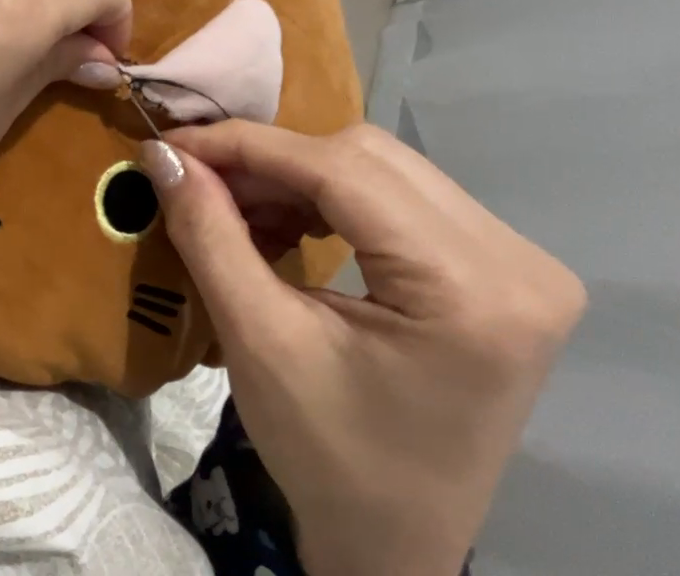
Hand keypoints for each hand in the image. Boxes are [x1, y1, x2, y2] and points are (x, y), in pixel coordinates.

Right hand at [141, 123, 586, 575]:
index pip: (344, 170)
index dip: (246, 146)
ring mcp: (518, 265)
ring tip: (236, 214)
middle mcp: (517, 261)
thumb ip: (209, 234)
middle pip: (370, 157)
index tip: (167, 146)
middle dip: (270, 161)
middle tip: (198, 185)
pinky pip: (399, 198)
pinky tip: (284, 230)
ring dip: (295, 178)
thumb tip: (161, 155)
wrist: (392, 532)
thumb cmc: (324, 448)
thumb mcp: (256, 338)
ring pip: (382, 169)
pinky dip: (327, 200)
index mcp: (471, 288)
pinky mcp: (498, 273)